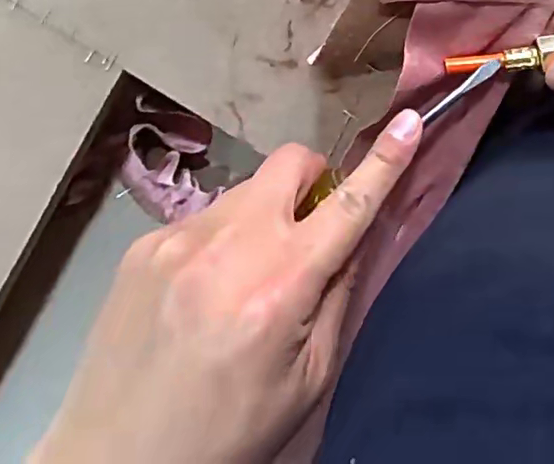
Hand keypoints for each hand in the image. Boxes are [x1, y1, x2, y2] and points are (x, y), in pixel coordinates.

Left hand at [33, 110, 423, 463]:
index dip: (385, 161)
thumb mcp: (307, 379)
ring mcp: (180, 237)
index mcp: (280, 286)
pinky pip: (204, 216)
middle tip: (305, 229)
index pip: (349, 206)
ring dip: (261, 218)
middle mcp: (231, 246)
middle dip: (311, 180)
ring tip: (239, 278)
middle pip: (291, 163)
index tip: (409, 120)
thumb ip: (339, 295)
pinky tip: (198, 290)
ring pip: (248, 190)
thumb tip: (359, 232)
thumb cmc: (227, 432)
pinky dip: (219, 239)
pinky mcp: (145, 243)